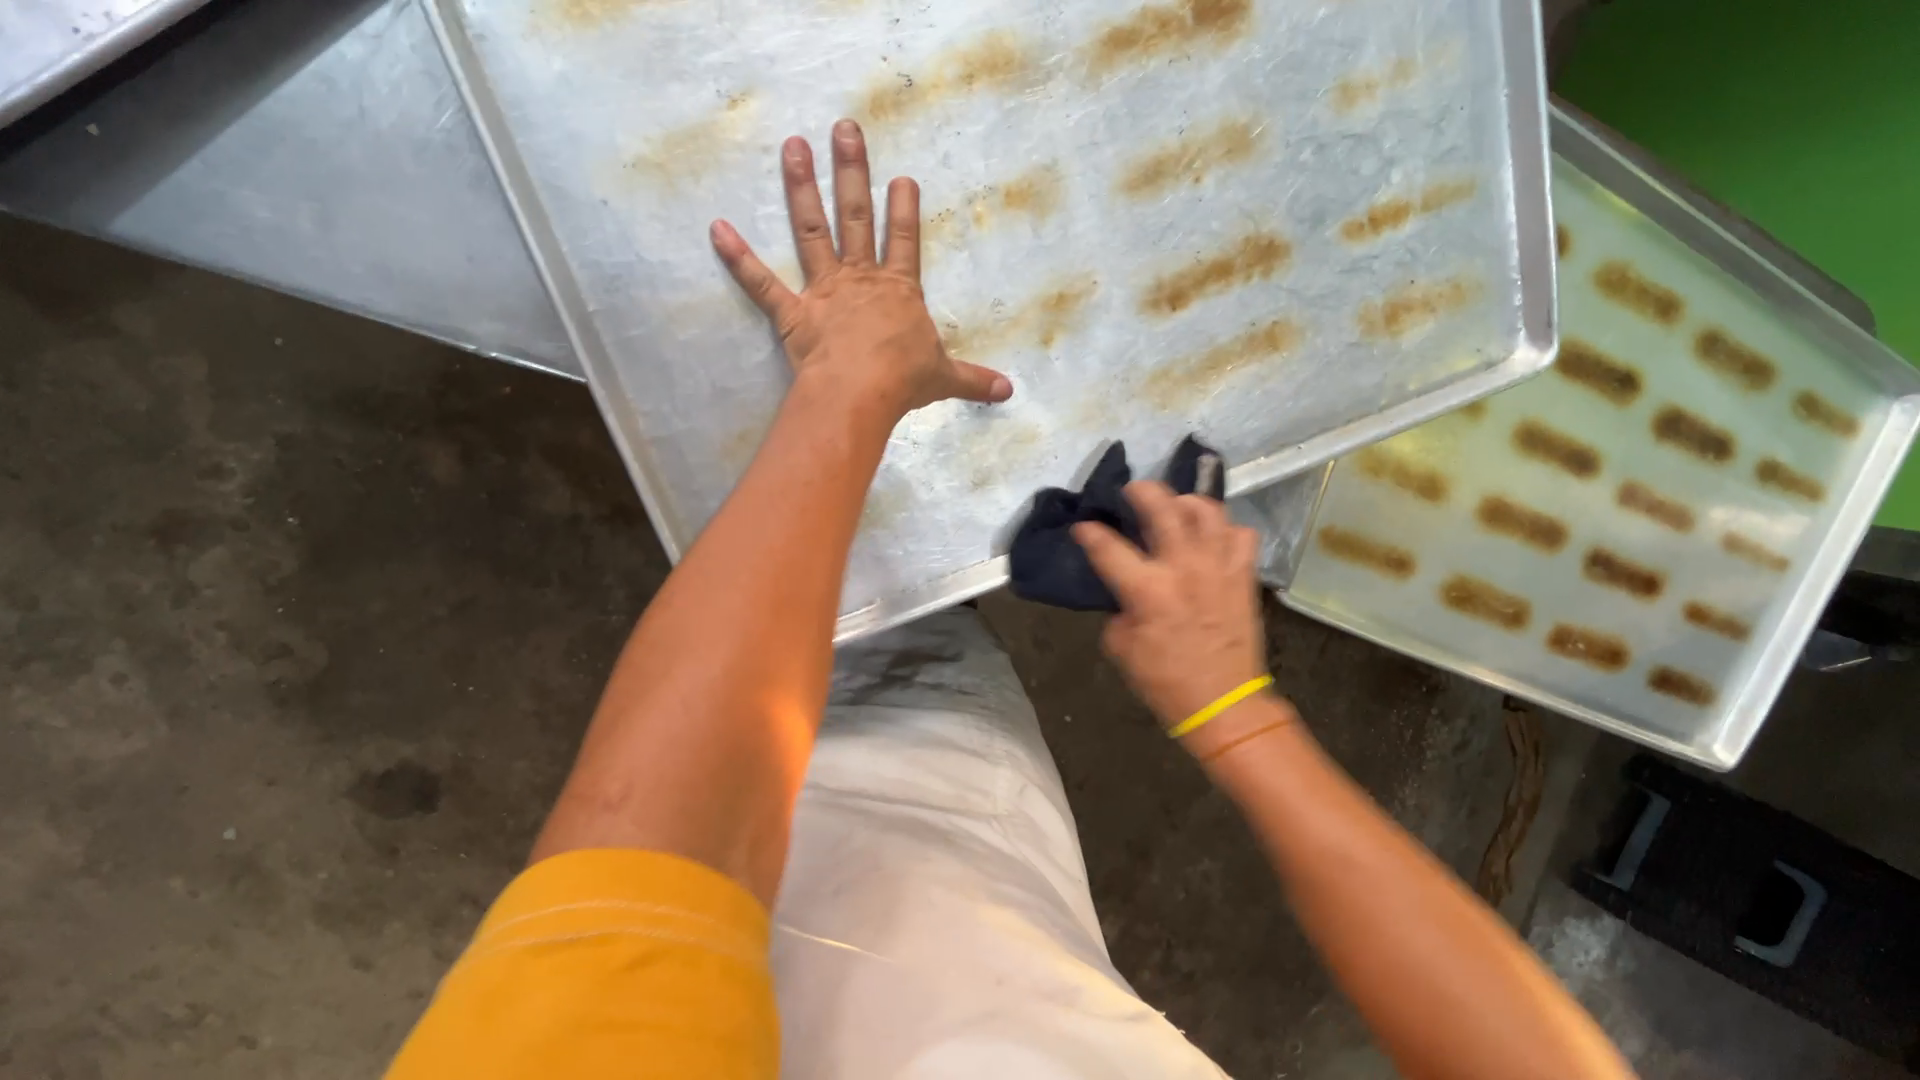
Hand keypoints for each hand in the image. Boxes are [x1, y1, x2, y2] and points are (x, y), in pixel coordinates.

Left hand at [710, 119, 1012, 417]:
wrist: (862, 392)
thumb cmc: (903, 381)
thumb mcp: (944, 379)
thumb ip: (974, 381)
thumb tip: (1008, 391)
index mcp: (898, 291)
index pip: (904, 241)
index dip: (903, 210)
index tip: (902, 178)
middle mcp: (861, 280)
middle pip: (856, 217)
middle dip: (852, 172)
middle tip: (844, 129)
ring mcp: (824, 292)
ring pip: (811, 231)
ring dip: (801, 188)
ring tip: (792, 146)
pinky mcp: (793, 314)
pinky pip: (761, 284)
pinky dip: (738, 258)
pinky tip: (716, 229)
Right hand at [1073, 481, 1271, 731]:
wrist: (1223, 702)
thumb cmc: (1165, 681)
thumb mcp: (1122, 647)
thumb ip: (1119, 608)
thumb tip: (1123, 590)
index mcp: (1147, 590)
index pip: (1107, 547)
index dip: (1089, 533)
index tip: (1081, 527)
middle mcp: (1184, 568)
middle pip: (1162, 507)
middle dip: (1141, 491)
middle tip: (1131, 491)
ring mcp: (1218, 567)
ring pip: (1207, 510)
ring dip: (1186, 502)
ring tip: (1176, 507)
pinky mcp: (1243, 575)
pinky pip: (1240, 534)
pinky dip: (1225, 530)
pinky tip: (1212, 539)